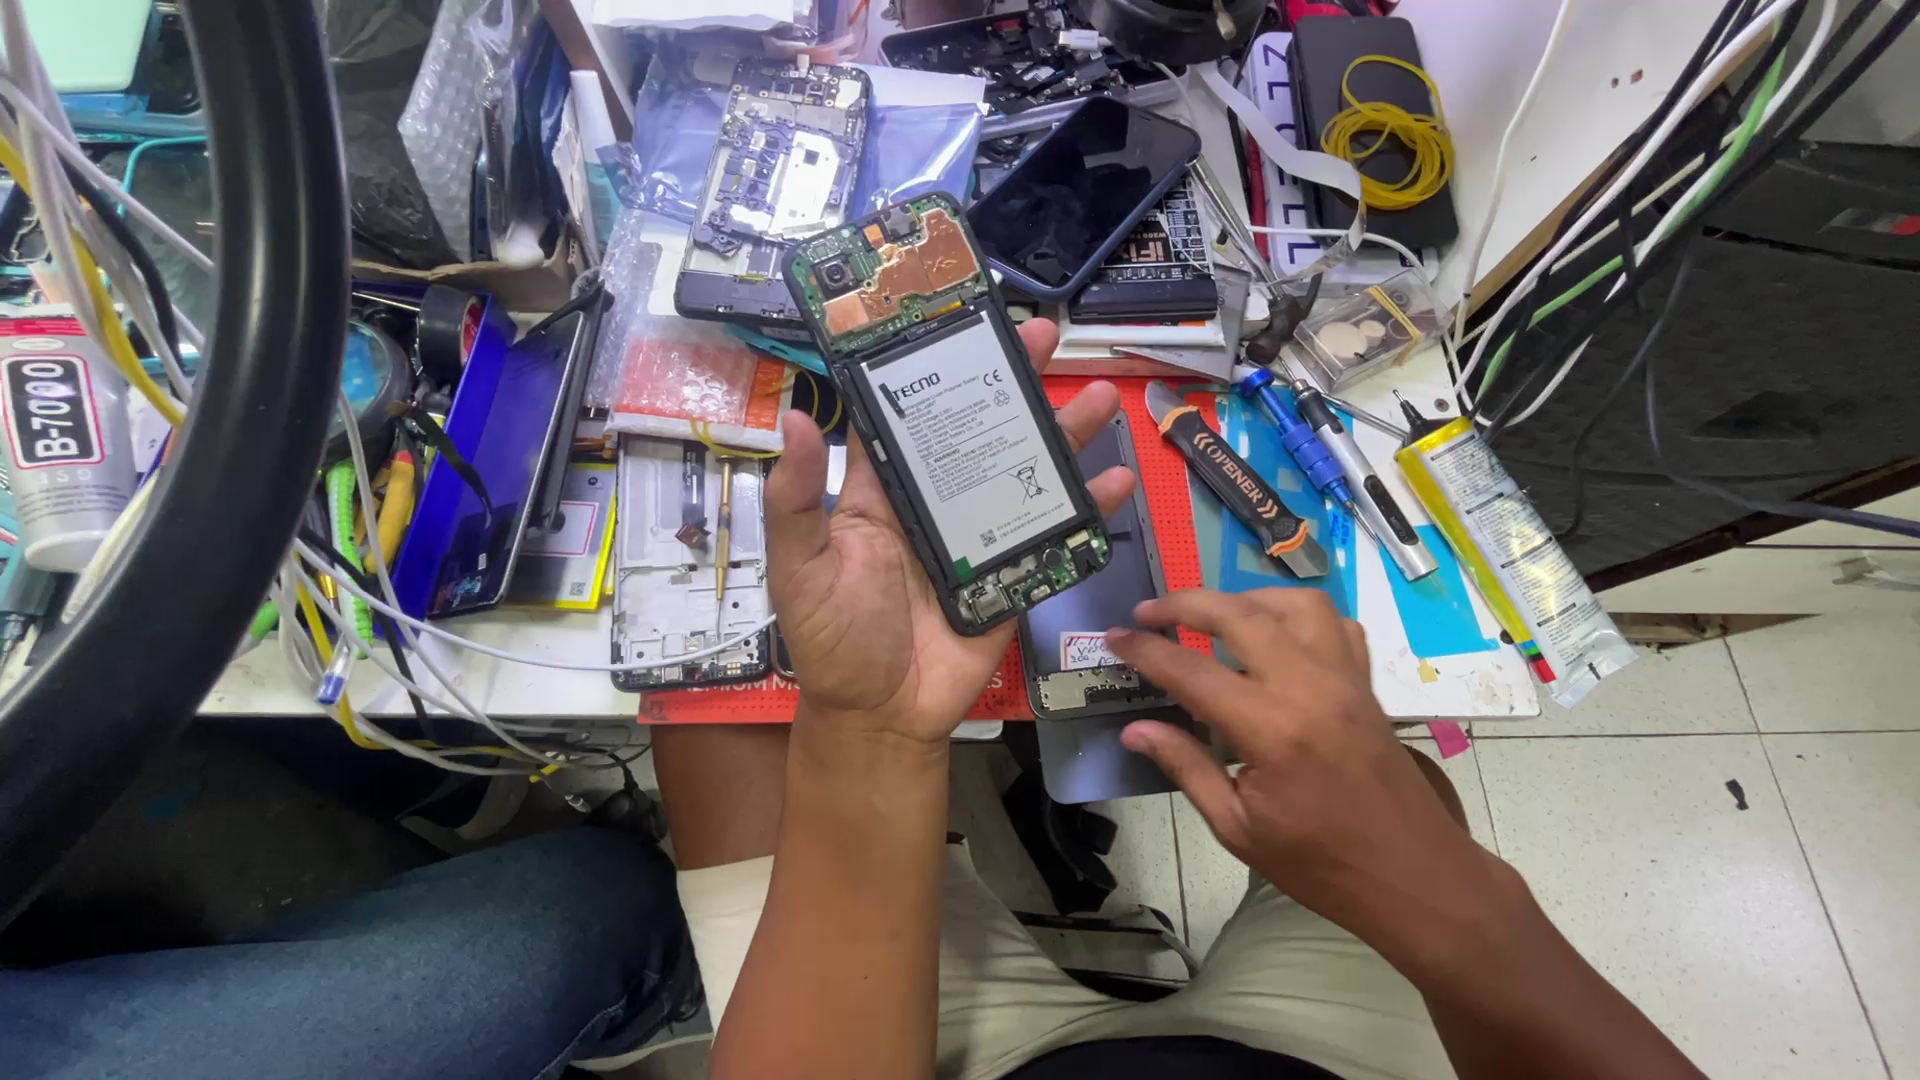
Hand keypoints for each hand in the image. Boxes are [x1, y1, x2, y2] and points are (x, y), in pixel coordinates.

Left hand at [764, 318, 1135, 745]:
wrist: (883, 714)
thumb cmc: (835, 640)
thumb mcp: (802, 569)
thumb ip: (798, 503)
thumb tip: (797, 420)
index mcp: (884, 493)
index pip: (911, 417)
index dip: (934, 370)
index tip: (960, 325)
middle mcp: (936, 503)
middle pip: (979, 431)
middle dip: (1012, 384)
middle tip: (1046, 337)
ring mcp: (980, 537)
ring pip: (1025, 472)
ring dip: (1063, 435)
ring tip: (1100, 397)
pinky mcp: (1014, 573)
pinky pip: (1054, 534)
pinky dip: (1088, 510)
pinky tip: (1117, 480)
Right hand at [1107, 588, 1499, 937]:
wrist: (1416, 879)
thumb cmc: (1320, 864)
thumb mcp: (1237, 828)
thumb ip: (1185, 766)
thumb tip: (1134, 729)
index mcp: (1271, 729)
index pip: (1192, 671)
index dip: (1146, 650)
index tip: (1114, 637)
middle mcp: (1310, 687)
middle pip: (1240, 615)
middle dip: (1185, 603)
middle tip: (1148, 612)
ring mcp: (1345, 679)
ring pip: (1294, 604)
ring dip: (1245, 599)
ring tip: (1213, 615)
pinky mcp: (1365, 683)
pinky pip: (1335, 623)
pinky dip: (1297, 615)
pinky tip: (1274, 634)